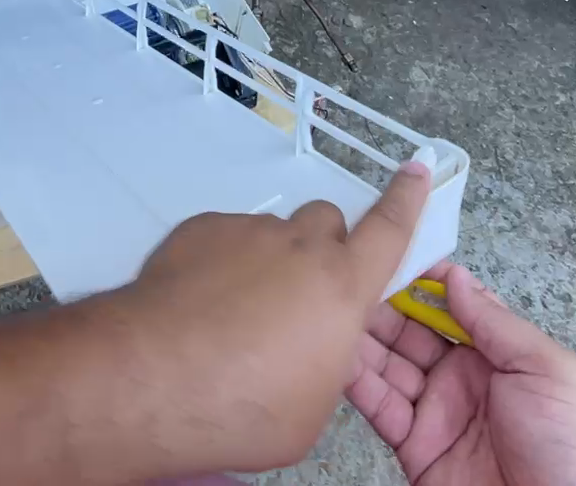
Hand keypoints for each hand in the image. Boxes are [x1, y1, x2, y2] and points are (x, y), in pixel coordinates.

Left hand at [80, 164, 433, 479]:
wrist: (158, 373)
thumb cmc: (242, 405)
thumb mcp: (313, 405)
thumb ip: (328, 357)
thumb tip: (313, 344)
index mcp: (340, 288)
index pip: (389, 230)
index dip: (407, 198)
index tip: (417, 169)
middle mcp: (298, 246)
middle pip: (325, 222)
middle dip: (322, 247)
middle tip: (298, 291)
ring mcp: (247, 230)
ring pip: (272, 233)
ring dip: (266, 261)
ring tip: (233, 310)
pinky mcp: (203, 227)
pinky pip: (226, 236)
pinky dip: (222, 261)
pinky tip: (200, 300)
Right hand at [347, 261, 575, 485]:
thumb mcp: (552, 375)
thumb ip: (498, 323)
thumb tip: (454, 276)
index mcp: (503, 358)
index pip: (454, 307)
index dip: (424, 280)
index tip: (393, 252)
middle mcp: (465, 380)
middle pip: (412, 330)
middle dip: (382, 303)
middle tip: (350, 276)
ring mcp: (437, 414)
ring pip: (388, 363)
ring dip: (363, 335)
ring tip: (333, 306)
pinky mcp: (415, 449)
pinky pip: (380, 407)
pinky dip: (356, 379)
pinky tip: (336, 351)